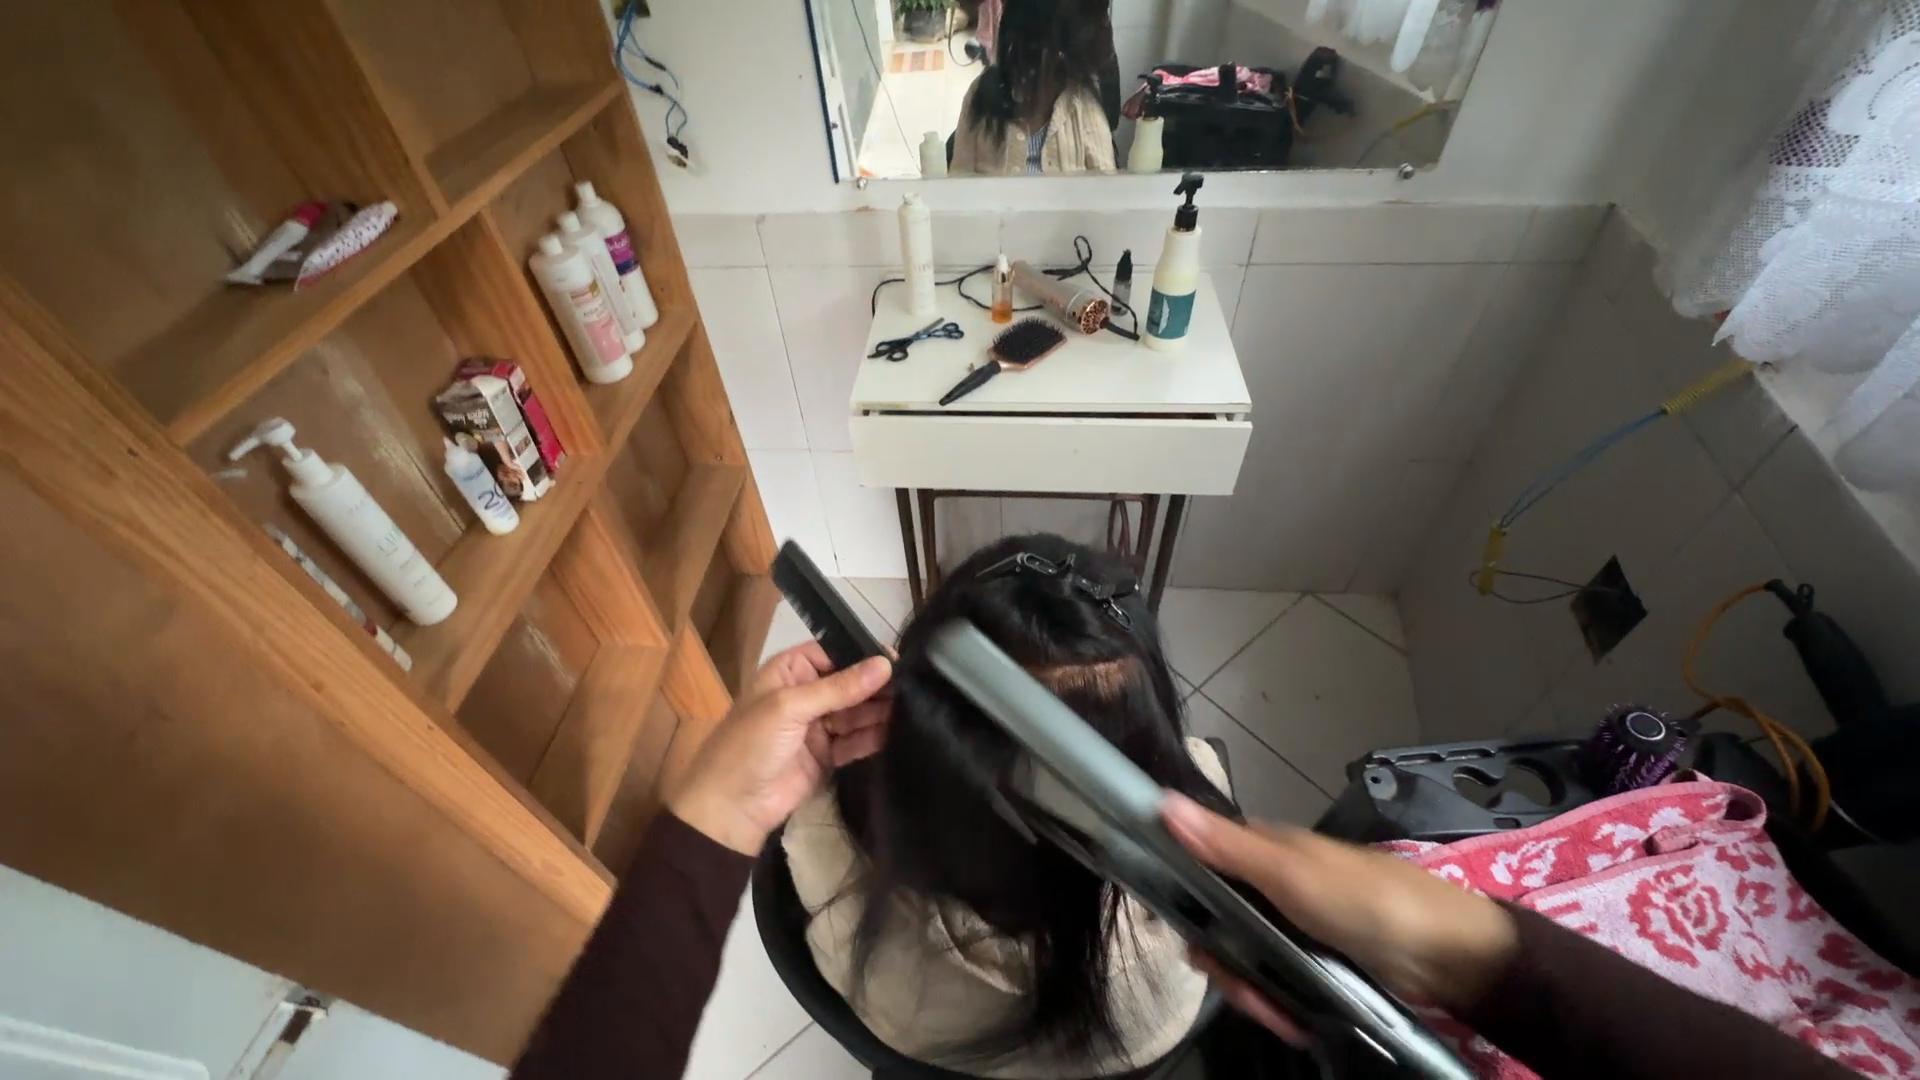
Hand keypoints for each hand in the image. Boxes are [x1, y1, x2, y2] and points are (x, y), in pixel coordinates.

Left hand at [665, 644, 891, 855]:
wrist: (730, 808)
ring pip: (856, 711)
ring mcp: (817, 725)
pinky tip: (894, 733)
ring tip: (908, 709)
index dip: (863, 655)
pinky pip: (855, 740)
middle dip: (876, 686)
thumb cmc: (751, 744)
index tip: (898, 660)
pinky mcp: (827, 755)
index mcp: (789, 671)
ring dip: (878, 711)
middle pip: (850, 683)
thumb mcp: (791, 707)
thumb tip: (885, 664)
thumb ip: (840, 687)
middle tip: (911, 688)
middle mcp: (806, 693)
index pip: (834, 653)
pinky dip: (872, 737)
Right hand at [1161, 794, 1517, 1043]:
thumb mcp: (1288, 872)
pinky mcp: (1314, 962)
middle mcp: (1269, 883)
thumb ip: (1225, 845)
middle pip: (1217, 917)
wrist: (1450, 956)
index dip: (1182, 890)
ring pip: (1244, 954)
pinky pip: (1276, 980)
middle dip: (1220, 955)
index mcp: (1260, 848)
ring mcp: (1293, 925)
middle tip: (1233, 982)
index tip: (1177, 924)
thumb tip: (1162, 800)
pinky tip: (1289, 1018)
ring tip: (1270, 1010)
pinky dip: (1277, 1000)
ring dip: (1249, 985)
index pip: (1199, 860)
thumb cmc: (1363, 900)